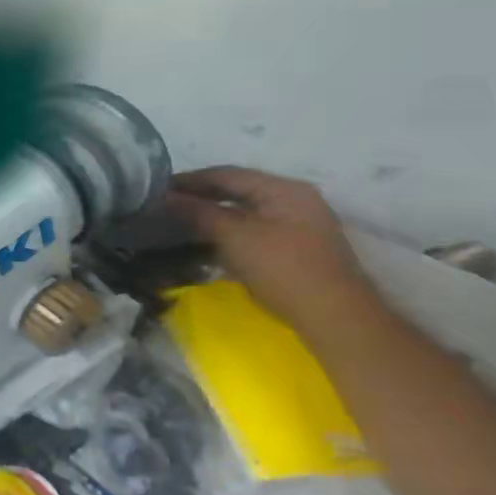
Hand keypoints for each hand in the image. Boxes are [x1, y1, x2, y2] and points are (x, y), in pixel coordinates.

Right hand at [166, 166, 372, 325]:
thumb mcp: (235, 238)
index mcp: (284, 188)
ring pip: (249, 213)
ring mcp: (302, 225)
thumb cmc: (284, 271)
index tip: (159, 187)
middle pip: (240, 191)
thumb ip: (200, 213)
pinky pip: (258, 232)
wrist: (336, 319)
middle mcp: (296, 199)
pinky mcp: (301, 250)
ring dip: (217, 217)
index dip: (191, 180)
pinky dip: (233, 235)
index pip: (228, 174)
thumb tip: (166, 198)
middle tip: (168, 206)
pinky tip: (213, 246)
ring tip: (183, 224)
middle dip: (203, 198)